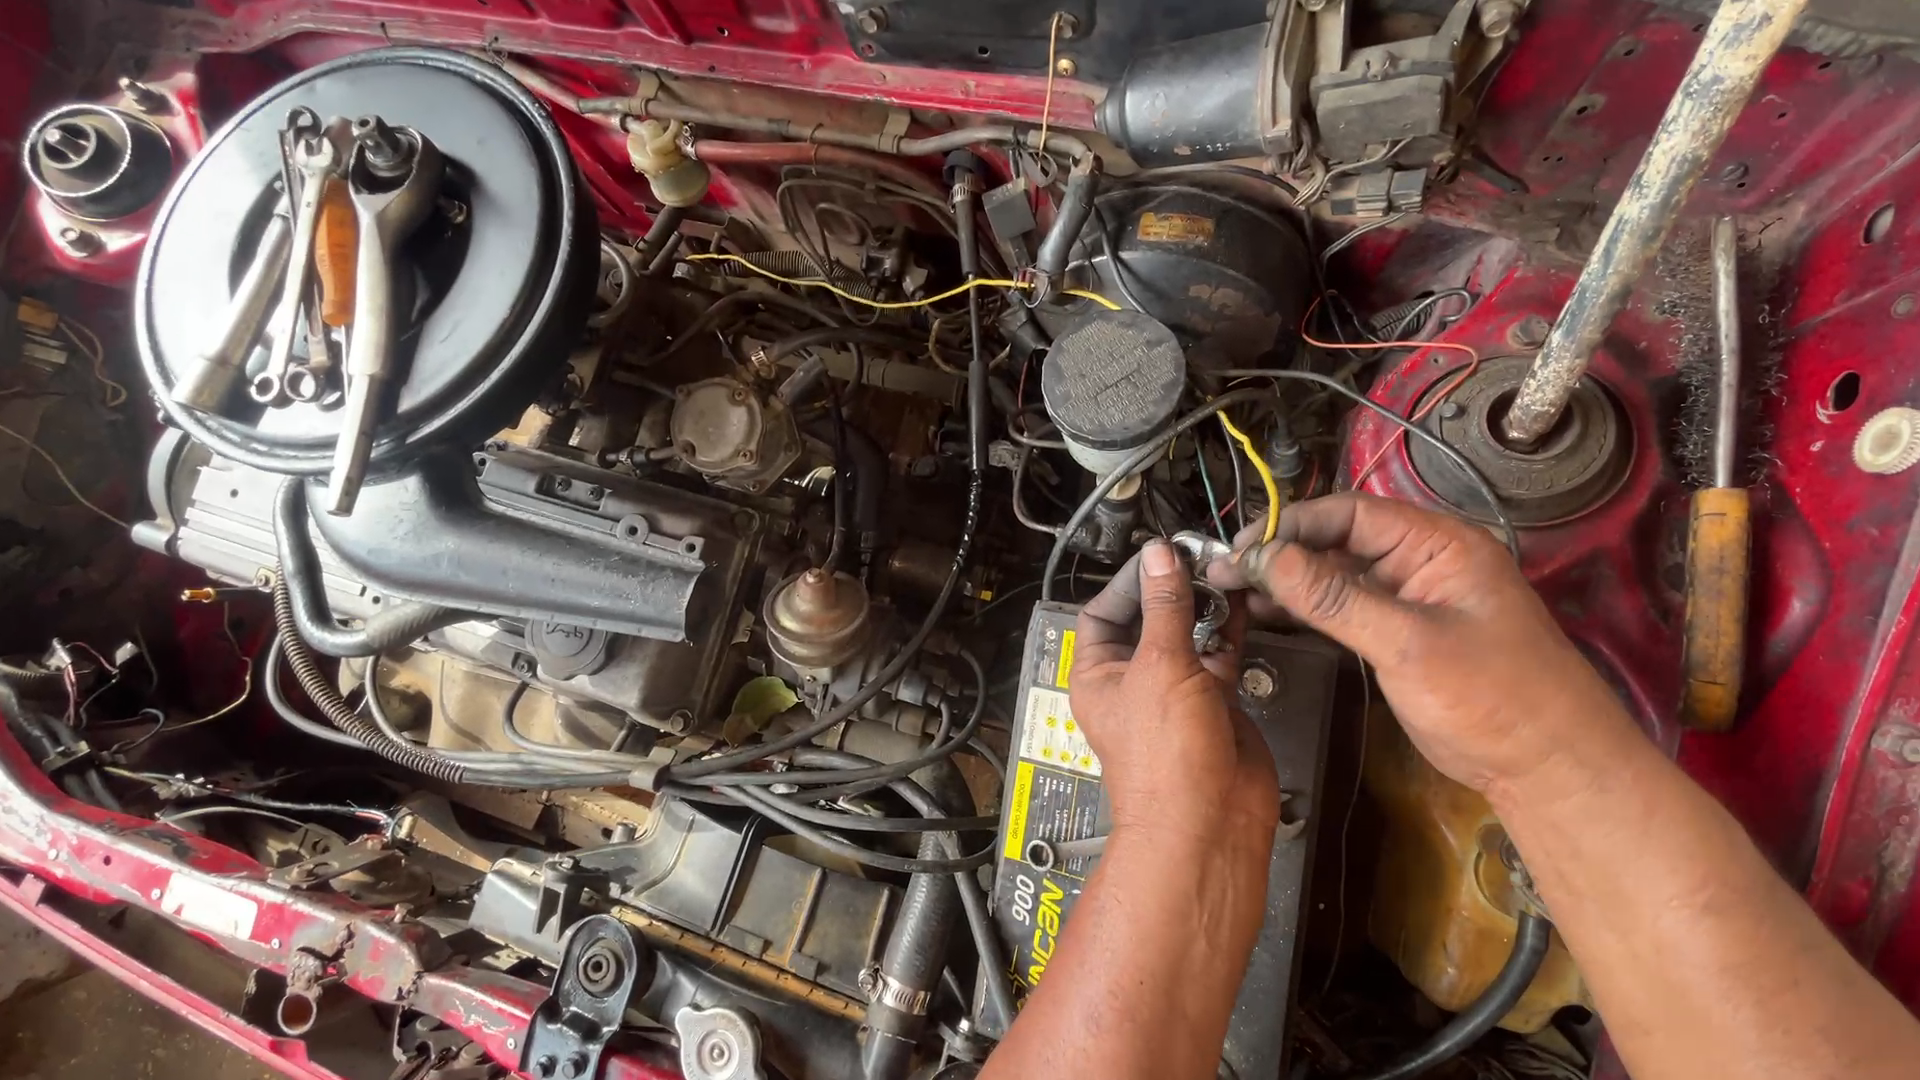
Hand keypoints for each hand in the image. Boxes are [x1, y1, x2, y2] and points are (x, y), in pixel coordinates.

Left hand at [1069, 540, 1279, 844]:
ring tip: (1221, 572)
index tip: (1159, 557)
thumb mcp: (1159, 666)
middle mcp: (1132, 679)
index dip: (1129, 583)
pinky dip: (1229, 631)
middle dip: (1172, 591)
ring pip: (1186, 634)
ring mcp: (1173, 690)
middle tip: (1197, 557)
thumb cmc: (1164, 756)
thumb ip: (1164, 608)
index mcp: (1098, 673)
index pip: (1102, 612)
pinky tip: (1240, 602)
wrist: (1211, 820)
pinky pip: (1217, 655)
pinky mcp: (1212, 700)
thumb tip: (1159, 558)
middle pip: (1148, 619)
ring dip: (1203, 607)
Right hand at [1208, 493, 1633, 793]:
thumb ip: (1333, 598)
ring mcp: (1407, 597)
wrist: (1546, 769)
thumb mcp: (1408, 643)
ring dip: (1285, 581)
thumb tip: (1268, 558)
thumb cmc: (1493, 698)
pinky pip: (1340, 606)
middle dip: (1280, 553)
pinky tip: (1265, 611)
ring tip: (1234, 590)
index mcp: (1438, 544)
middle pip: (1335, 540)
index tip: (1243, 547)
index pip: (1349, 514)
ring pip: (1332, 574)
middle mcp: (1419, 561)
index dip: (1291, 525)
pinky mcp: (1395, 632)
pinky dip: (1302, 608)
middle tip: (1226, 570)